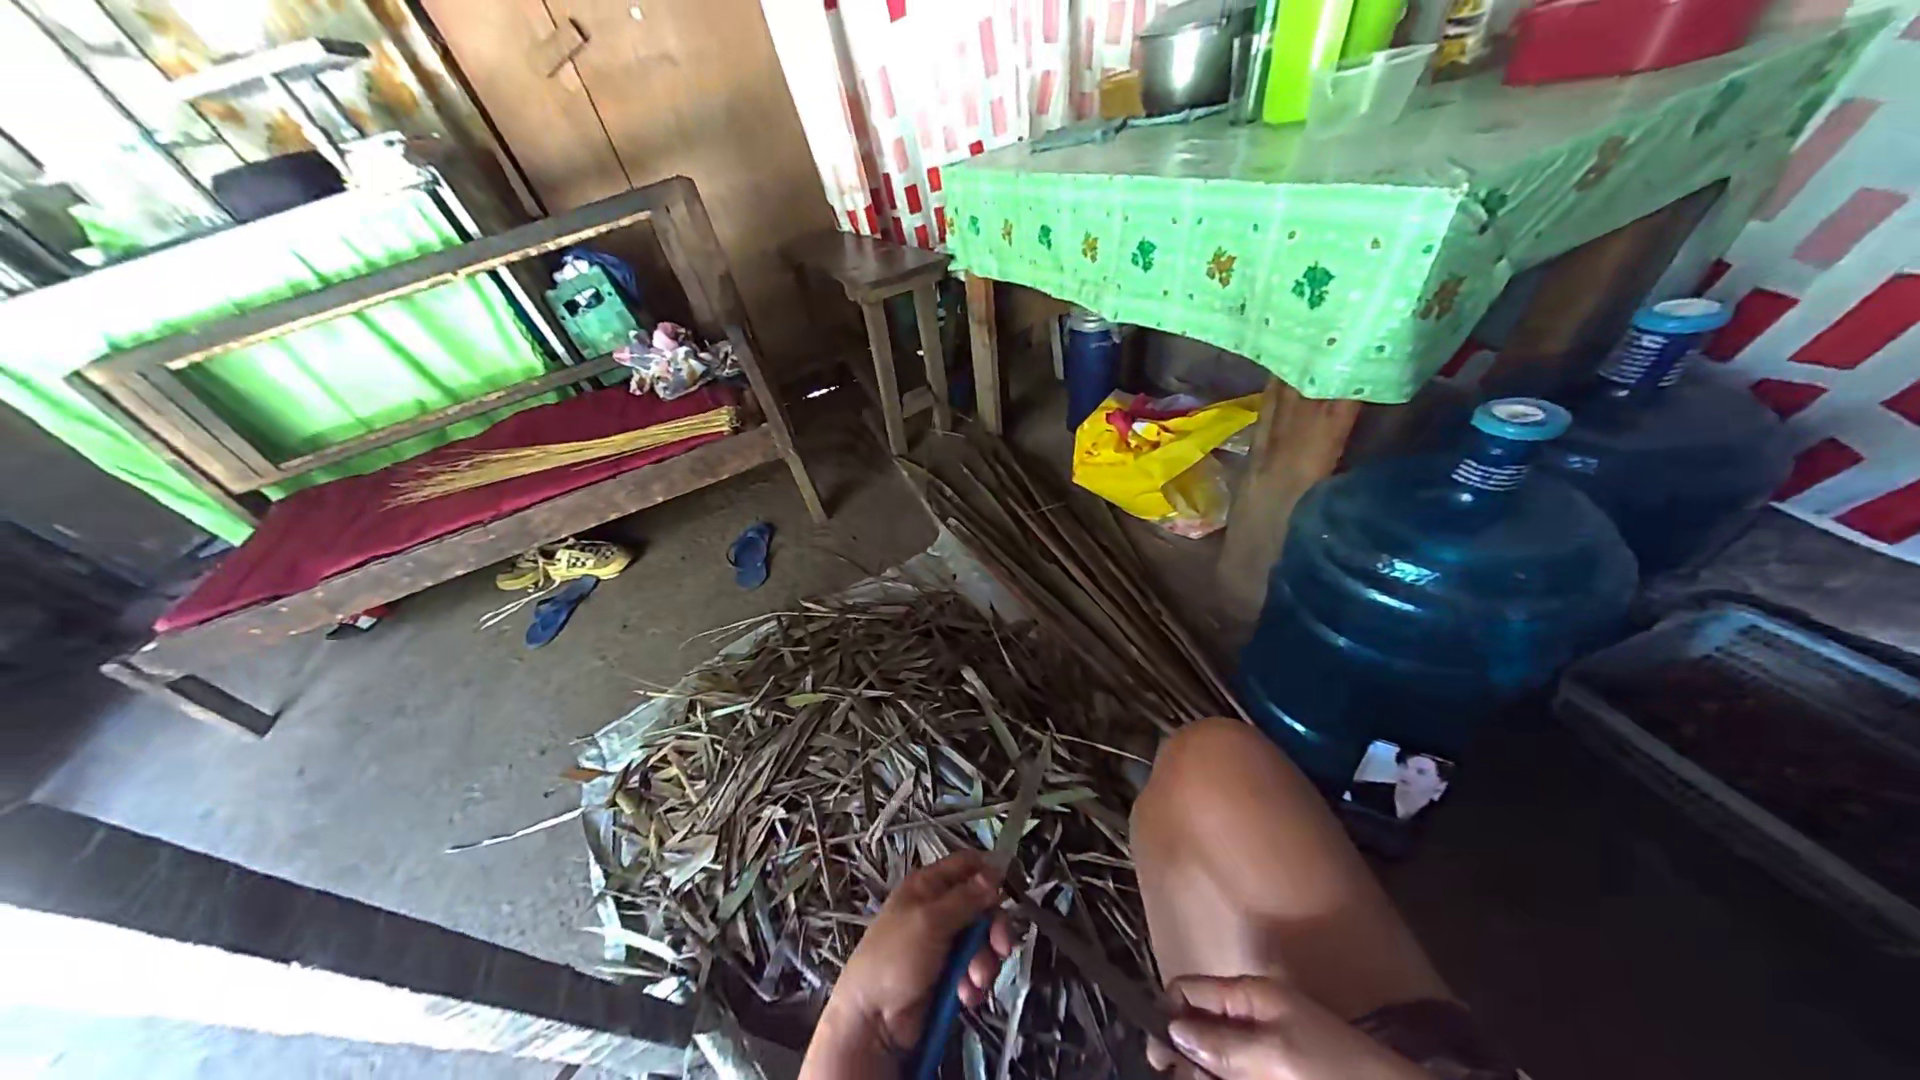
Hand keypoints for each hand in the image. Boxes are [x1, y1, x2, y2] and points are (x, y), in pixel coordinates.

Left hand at [820, 852, 1015, 1055]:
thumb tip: (995, 870)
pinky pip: (975, 969)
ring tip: (975, 980)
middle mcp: (937, 909)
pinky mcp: (948, 974)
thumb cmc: (895, 959)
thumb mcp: (930, 922)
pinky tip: (967, 996)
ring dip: (984, 961)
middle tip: (1000, 948)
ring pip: (982, 941)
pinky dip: (975, 983)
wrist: (871, 1022)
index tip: (1007, 891)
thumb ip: (966, 898)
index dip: (988, 874)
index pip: (966, 865)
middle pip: (981, 906)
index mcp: (927, 886)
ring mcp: (943, 943)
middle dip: (993, 928)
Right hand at [1148, 975, 1431, 1079]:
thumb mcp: (1276, 1055)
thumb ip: (1223, 1043)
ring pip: (1215, 1053)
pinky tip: (1215, 1077)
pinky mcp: (1274, 1070)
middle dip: (1182, 1050)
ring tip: (1193, 1078)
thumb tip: (1173, 1029)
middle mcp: (1250, 1014)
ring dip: (1201, 1068)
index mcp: (1249, 995)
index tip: (1155, 1052)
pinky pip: (1237, 1068)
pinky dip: (1223, 1074)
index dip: (1166, 1013)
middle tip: (1172, 1075)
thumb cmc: (1334, 1071)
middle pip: (1197, 1024)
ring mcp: (1264, 1044)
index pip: (1189, 990)